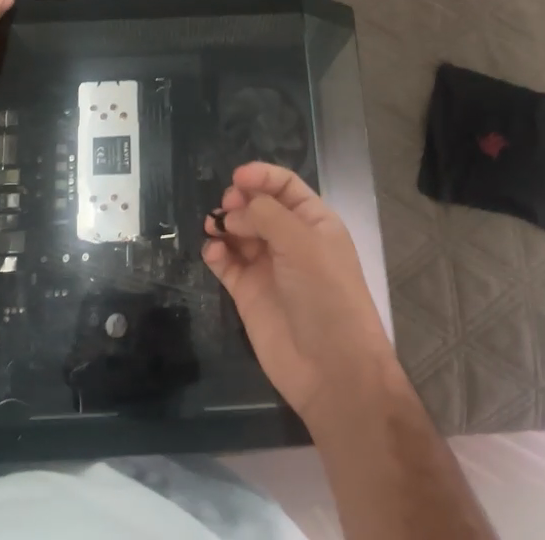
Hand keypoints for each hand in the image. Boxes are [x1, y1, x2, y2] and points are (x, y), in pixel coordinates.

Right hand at [203, 163, 402, 424]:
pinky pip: (227, 264)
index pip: (286, 187)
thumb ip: (267, 216)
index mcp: (315, 223)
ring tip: (214, 227)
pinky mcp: (248, 294)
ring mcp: (268, 268)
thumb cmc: (326, 296)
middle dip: (240, 201)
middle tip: (227, 208)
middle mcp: (291, 241)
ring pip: (238, 233)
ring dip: (224, 225)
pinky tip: (213, 253)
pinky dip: (216, 254)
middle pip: (258, 207)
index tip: (237, 178)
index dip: (261, 176)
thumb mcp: (303, 245)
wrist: (331, 369)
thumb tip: (235, 209)